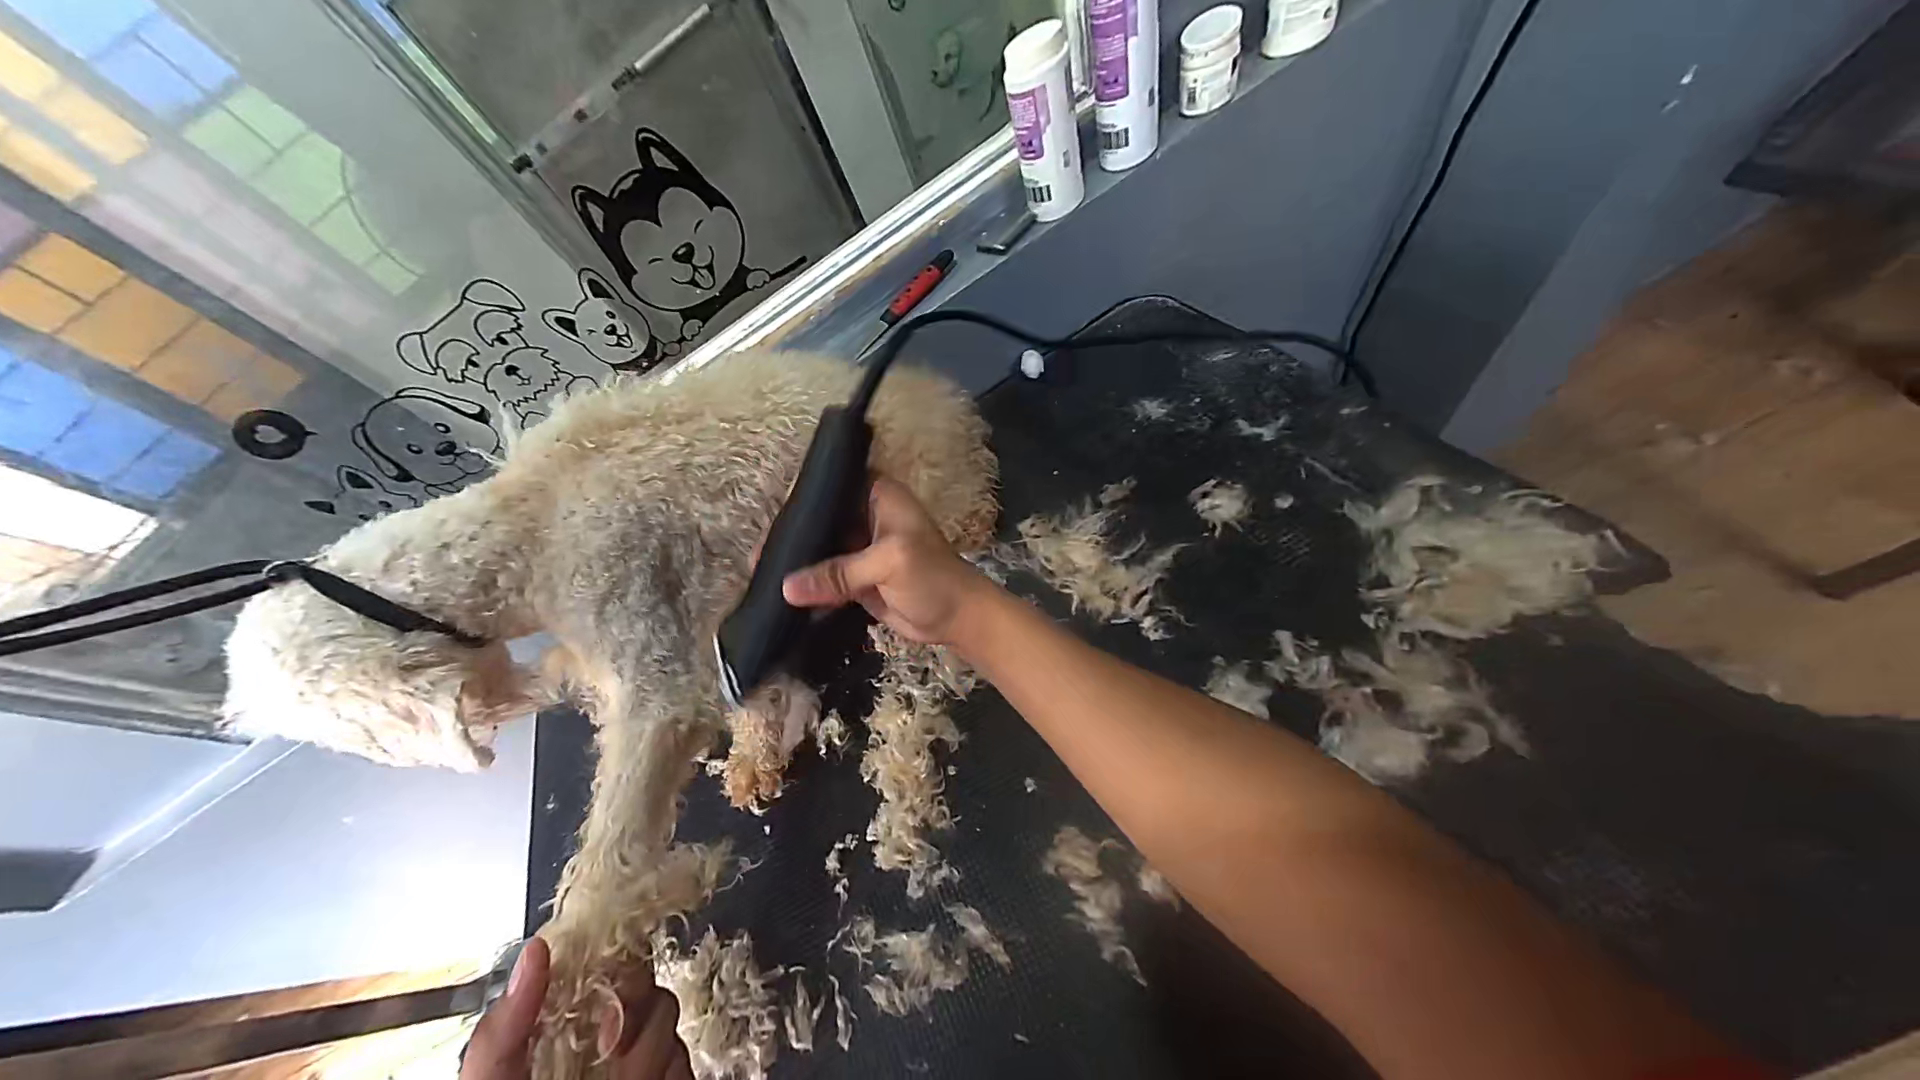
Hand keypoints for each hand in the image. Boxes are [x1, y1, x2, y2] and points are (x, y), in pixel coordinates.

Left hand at [461, 938, 691, 1079]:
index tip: (599, 1000)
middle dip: (633, 1013)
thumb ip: (503, 1031)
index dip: (612, 969)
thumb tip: (537, 949)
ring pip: (669, 1022)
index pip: (607, 965)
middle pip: (648, 985)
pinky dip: (668, 1075)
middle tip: (605, 1049)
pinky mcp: (672, 1079)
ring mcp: (642, 1061)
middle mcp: (607, 1037)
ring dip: (648, 1054)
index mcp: (562, 1027)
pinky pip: (685, 1060)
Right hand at [781, 477, 992, 644]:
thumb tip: (788, 588)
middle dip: (793, 536)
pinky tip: (781, 593)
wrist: (957, 618)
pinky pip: (826, 578)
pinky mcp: (857, 577)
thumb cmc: (934, 577)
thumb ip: (839, 573)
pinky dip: (809, 585)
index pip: (831, 488)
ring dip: (798, 563)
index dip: (802, 500)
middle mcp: (866, 516)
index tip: (774, 522)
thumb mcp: (889, 564)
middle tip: (759, 556)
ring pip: (820, 551)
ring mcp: (860, 548)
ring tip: (761, 574)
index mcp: (878, 495)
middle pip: (820, 520)